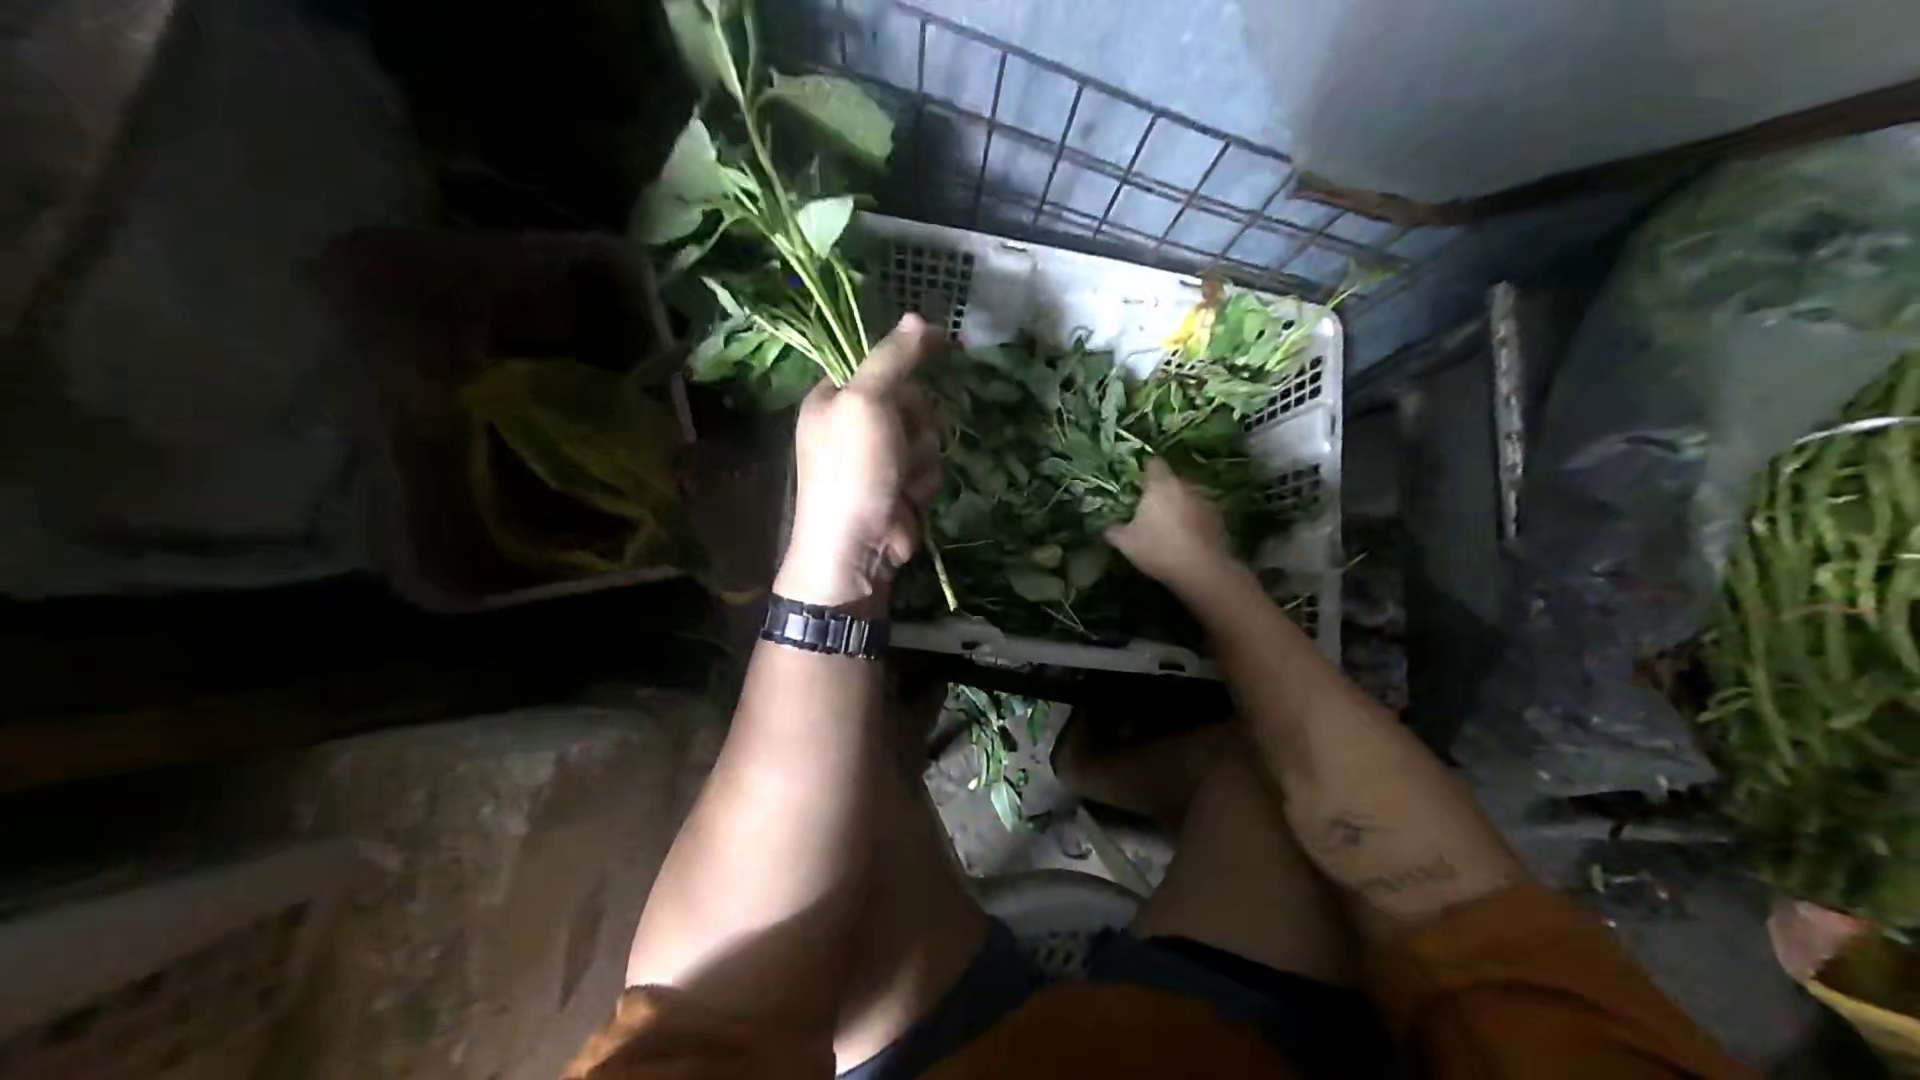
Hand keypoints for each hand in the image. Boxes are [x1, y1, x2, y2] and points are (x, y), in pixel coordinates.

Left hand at [774, 315, 942, 608]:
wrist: (855, 549)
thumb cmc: (852, 472)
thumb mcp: (866, 404)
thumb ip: (891, 359)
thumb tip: (918, 316)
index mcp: (836, 396)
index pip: (882, 358)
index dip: (912, 354)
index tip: (948, 347)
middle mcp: (857, 422)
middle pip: (913, 397)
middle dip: (917, 420)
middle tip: (901, 440)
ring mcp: (881, 456)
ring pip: (928, 434)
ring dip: (922, 456)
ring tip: (900, 479)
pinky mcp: (901, 484)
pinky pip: (930, 465)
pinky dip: (923, 482)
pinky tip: (905, 499)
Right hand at [1104, 458, 1234, 590]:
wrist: (1202, 570)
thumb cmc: (1158, 549)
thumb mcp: (1126, 542)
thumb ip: (1113, 530)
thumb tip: (1107, 527)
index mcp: (1160, 484)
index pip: (1153, 463)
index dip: (1144, 470)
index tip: (1136, 483)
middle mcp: (1185, 485)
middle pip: (1171, 480)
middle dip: (1161, 490)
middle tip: (1148, 508)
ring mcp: (1205, 500)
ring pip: (1187, 496)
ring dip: (1179, 505)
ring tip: (1169, 525)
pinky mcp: (1220, 518)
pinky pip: (1201, 512)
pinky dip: (1193, 519)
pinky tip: (1186, 537)